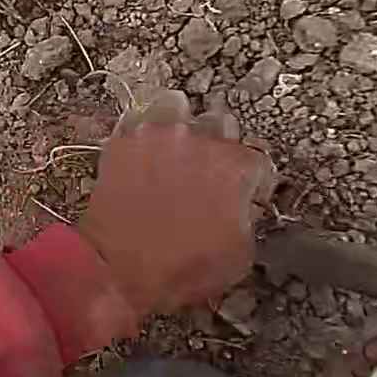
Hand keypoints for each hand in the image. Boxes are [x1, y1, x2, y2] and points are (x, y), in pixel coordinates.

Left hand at [76, 90, 276, 316]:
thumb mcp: (239, 255)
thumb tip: (242, 205)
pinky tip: (143, 150)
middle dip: (217, 148)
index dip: (253, 179)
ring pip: (178, 108)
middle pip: (221, 127)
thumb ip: (248, 216)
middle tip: (205, 173)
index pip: (257, 159)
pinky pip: (140, 120)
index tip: (245, 192)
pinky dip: (144, 132)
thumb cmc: (181, 267)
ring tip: (172, 149)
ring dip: (180, 127)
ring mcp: (161, 133)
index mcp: (236, 166)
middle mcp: (202, 139)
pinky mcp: (126, 138)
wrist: (119, 268)